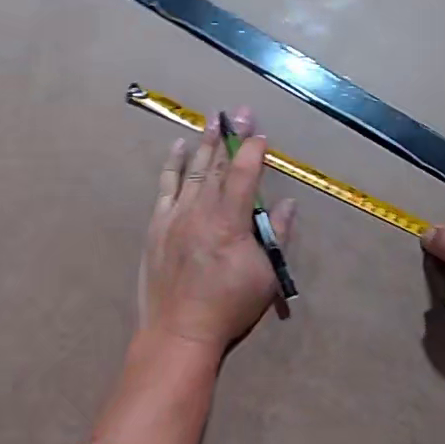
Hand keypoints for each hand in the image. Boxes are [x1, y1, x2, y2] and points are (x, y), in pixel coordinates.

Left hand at [137, 107, 297, 351]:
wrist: (178, 331)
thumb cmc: (228, 306)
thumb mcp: (264, 276)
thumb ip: (276, 235)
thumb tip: (287, 204)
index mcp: (229, 222)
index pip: (243, 175)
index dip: (253, 152)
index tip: (261, 136)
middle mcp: (200, 211)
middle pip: (216, 165)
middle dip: (230, 136)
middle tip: (238, 112)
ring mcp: (175, 216)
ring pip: (191, 170)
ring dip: (202, 143)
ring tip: (211, 121)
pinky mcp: (157, 226)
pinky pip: (165, 187)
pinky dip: (172, 165)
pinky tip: (177, 147)